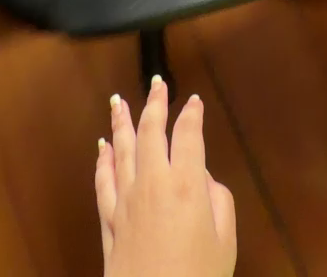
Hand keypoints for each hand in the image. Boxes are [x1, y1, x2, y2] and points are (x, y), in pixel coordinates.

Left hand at [94, 77, 236, 276]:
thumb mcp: (225, 242)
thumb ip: (219, 202)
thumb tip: (203, 178)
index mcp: (186, 184)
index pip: (188, 135)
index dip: (192, 115)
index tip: (194, 101)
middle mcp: (153, 182)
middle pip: (151, 132)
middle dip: (155, 104)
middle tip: (157, 84)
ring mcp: (126, 201)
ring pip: (122, 150)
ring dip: (121, 122)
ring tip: (119, 101)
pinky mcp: (109, 221)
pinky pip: (103, 182)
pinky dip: (103, 161)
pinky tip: (102, 147)